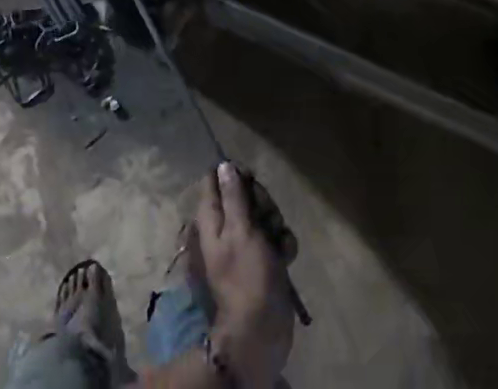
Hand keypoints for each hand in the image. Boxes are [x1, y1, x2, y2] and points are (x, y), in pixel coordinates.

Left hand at [189, 162, 293, 387]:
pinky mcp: (262, 261)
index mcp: (211, 220)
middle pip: (244, 196)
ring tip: (278, 246)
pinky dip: (282, 245)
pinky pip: (274, 239)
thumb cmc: (247, 277)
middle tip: (267, 220)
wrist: (260, 331)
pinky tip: (286, 257)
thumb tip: (223, 166)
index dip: (236, 176)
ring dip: (275, 226)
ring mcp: (244, 245)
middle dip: (262, 204)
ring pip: (263, 217)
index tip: (252, 183)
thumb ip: (233, 197)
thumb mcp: (240, 231)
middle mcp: (225, 229)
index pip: (216, 180)